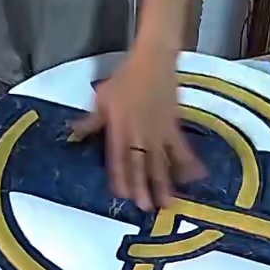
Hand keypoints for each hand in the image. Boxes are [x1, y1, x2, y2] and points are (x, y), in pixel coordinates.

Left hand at [71, 47, 204, 209]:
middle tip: (146, 208)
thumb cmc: (126, 77)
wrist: (154, 60)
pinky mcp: (174, 128)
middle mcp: (139, 135)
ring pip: (161, 163)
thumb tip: (73, 132)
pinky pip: (181, 149)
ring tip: (168, 203)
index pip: (118, 159)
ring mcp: (158, 133)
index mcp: (119, 129)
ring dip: (164, 184)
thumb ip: (91, 120)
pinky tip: (196, 178)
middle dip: (143, 188)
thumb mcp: (103, 97)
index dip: (121, 178)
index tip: (123, 195)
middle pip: (141, 166)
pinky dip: (188, 164)